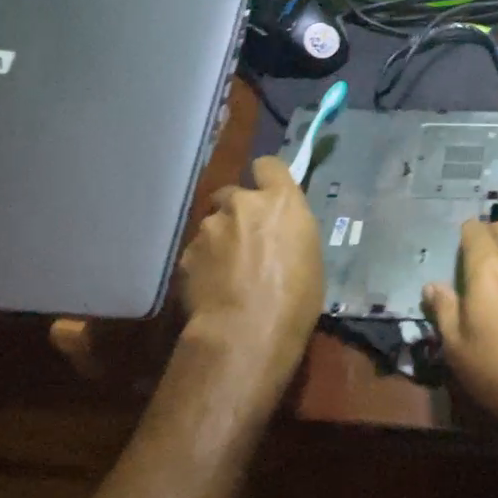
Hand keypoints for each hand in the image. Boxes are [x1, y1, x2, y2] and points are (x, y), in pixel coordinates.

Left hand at [175, 156, 323, 397]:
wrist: (245, 332)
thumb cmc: (296, 298)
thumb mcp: (310, 258)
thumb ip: (290, 232)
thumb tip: (278, 233)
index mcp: (281, 202)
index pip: (268, 165)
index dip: (266, 177)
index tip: (268, 193)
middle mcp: (243, 204)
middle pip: (233, 194)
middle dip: (237, 211)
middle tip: (247, 240)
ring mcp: (210, 228)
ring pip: (213, 224)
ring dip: (220, 239)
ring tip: (228, 272)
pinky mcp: (187, 254)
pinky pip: (198, 251)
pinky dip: (205, 264)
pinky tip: (213, 288)